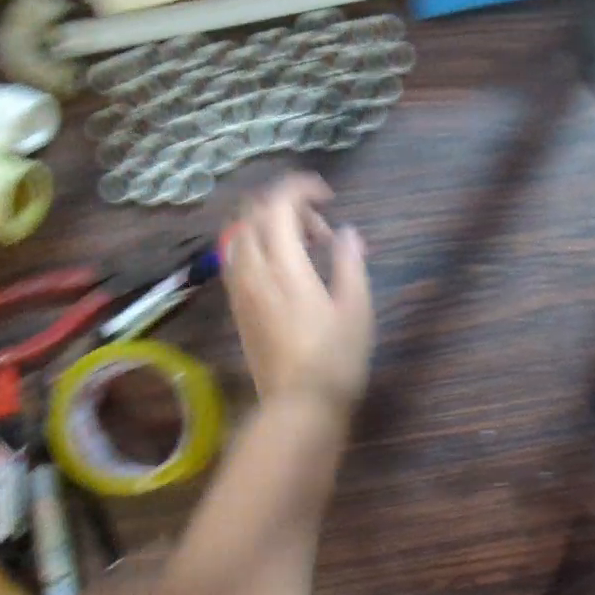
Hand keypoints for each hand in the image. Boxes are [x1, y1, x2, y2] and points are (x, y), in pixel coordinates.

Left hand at [222, 173, 373, 409]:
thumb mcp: (356, 309)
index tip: (327, 194)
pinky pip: (237, 260)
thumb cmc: (336, 358)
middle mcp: (253, 269)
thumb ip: (350, 263)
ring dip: (268, 228)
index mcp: (284, 264)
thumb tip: (346, 233)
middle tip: (320, 229)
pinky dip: (259, 249)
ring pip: (240, 236)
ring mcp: (240, 290)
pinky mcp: (237, 309)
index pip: (279, 203)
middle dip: (286, 206)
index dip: (300, 187)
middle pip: (254, 214)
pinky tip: (285, 273)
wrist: (298, 406)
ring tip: (302, 249)